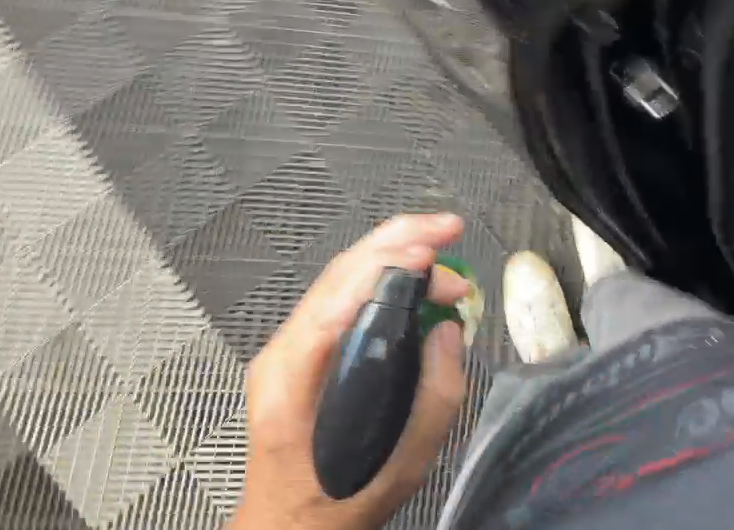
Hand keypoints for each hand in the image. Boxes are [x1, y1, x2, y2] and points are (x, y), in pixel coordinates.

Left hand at [232, 213, 472, 529]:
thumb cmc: (339, 504)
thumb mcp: (404, 465)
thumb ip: (436, 394)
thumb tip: (449, 329)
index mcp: (295, 379)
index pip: (339, 298)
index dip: (388, 263)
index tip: (433, 254)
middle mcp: (282, 352)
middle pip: (341, 271)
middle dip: (401, 240)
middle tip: (451, 230)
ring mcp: (285, 345)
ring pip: (340, 273)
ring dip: (394, 248)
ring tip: (441, 239)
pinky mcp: (297, 345)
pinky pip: (340, 289)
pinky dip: (381, 267)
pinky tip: (412, 263)